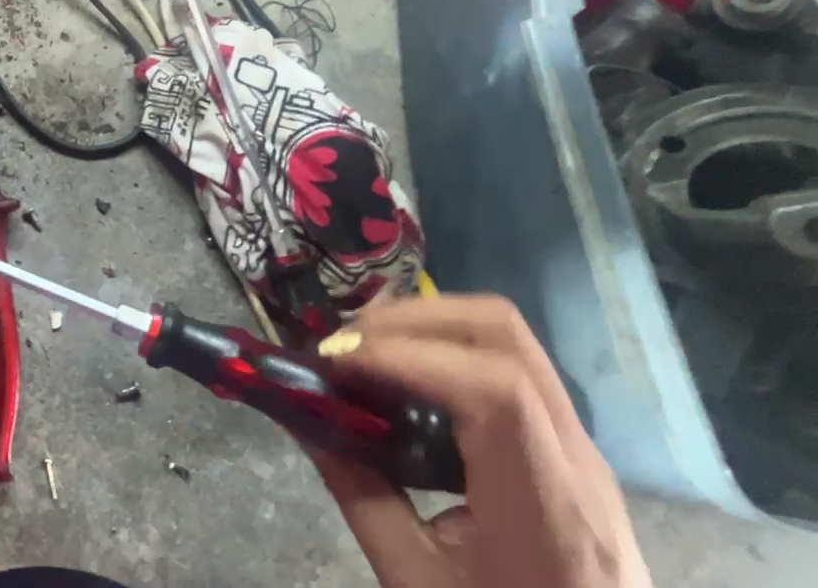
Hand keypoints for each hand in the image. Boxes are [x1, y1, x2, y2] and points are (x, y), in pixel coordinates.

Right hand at [315, 295, 650, 587]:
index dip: (408, 356)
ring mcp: (581, 448)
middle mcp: (578, 463)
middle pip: (506, 337)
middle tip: (343, 345)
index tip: (337, 362)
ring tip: (362, 352)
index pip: (496, 392)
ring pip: (509, 339)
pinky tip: (400, 378)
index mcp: (547, 511)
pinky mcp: (568, 447)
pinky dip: (443, 348)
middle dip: (411, 319)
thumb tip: (299, 418)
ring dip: (425, 326)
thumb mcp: (418, 583)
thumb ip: (360, 495)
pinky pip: (507, 365)